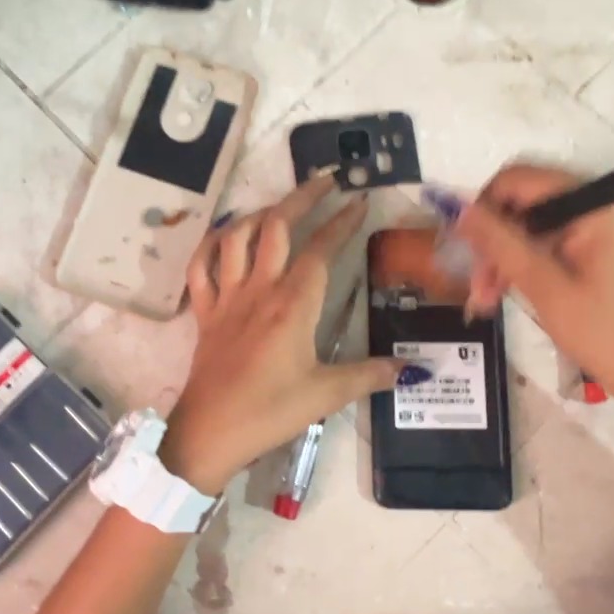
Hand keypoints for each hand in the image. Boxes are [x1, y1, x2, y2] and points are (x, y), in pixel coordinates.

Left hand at [162, 174, 404, 493]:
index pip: (321, 249)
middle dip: (301, 197)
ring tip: (279, 206)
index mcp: (292, 305)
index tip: (360, 201)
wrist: (209, 432)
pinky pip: (200, 268)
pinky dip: (211, 245)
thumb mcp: (326, 395)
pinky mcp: (204, 312)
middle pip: (276, 226)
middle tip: (324, 181)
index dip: (342, 221)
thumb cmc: (268, 412)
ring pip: (236, 237)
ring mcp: (226, 298)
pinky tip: (224, 238)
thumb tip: (413, 368)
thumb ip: (369, 375)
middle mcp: (258, 289)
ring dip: (258, 213)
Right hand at [454, 164, 613, 407]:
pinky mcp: (596, 243)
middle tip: (475, 286)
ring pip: (527, 223)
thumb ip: (499, 242)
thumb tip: (455, 208)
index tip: (462, 249)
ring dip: (501, 257)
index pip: (520, 179)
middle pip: (523, 200)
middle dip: (492, 240)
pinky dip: (520, 263)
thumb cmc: (606, 332)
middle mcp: (601, 199)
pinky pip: (544, 239)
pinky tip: (501, 294)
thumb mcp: (544, 286)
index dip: (484, 208)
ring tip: (485, 300)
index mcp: (599, 200)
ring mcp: (600, 222)